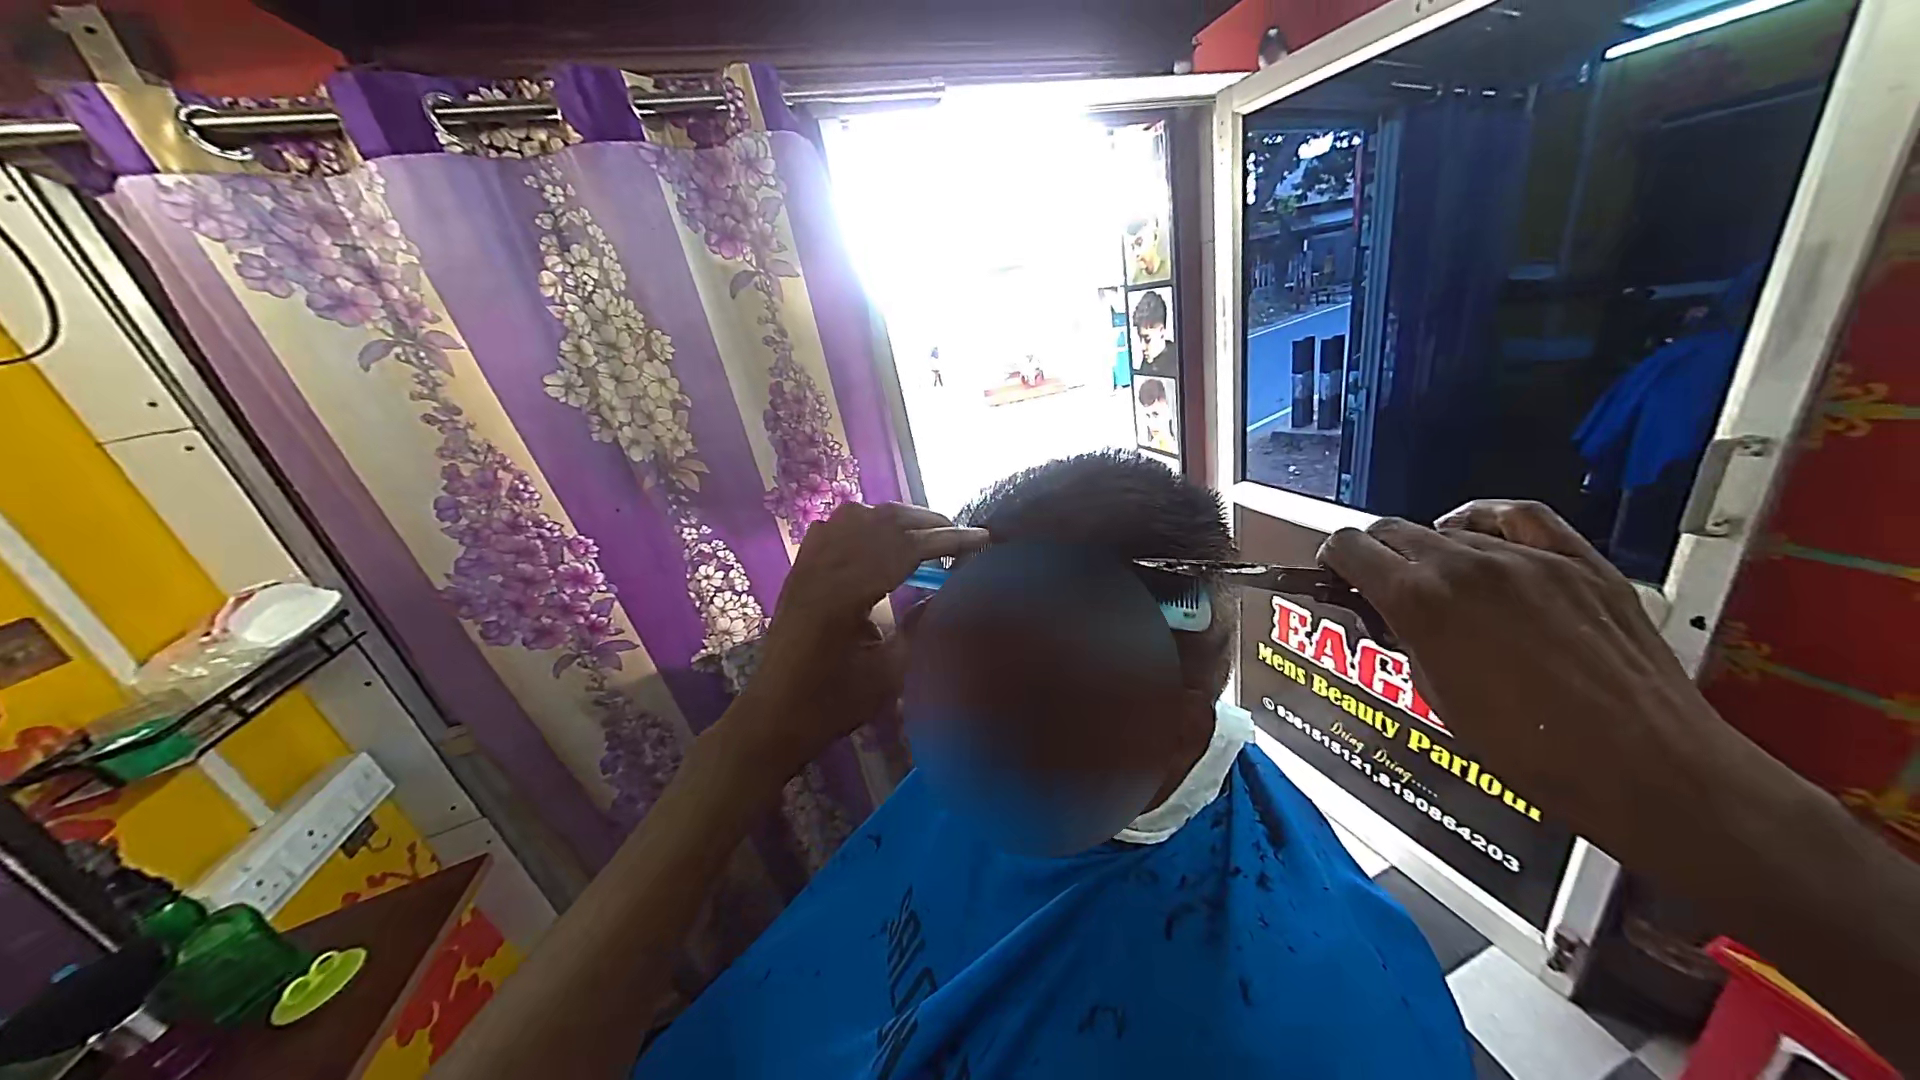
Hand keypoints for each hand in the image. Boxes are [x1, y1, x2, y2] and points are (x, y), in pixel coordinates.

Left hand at [728, 502, 988, 771]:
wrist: (772, 716)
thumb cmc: (832, 703)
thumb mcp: (889, 674)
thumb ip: (921, 629)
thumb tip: (949, 594)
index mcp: (846, 594)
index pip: (906, 547)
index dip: (948, 539)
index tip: (982, 537)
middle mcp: (825, 568)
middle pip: (883, 522)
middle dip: (928, 522)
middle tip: (961, 535)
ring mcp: (808, 564)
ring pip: (858, 516)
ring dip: (897, 518)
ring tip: (926, 533)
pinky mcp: (800, 569)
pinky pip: (834, 526)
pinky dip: (864, 522)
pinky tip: (879, 537)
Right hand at [1318, 500, 1728, 849]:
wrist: (1641, 767)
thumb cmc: (1533, 749)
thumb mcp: (1433, 691)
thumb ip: (1403, 634)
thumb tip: (1391, 612)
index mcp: (1419, 599)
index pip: (1351, 546)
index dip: (1335, 559)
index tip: (1338, 571)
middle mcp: (1466, 565)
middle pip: (1392, 528)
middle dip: (1375, 552)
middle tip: (1379, 581)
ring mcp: (1527, 558)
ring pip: (1448, 527)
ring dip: (1430, 549)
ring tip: (1438, 580)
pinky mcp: (1578, 561)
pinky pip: (1519, 515)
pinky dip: (1485, 520)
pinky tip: (1477, 536)